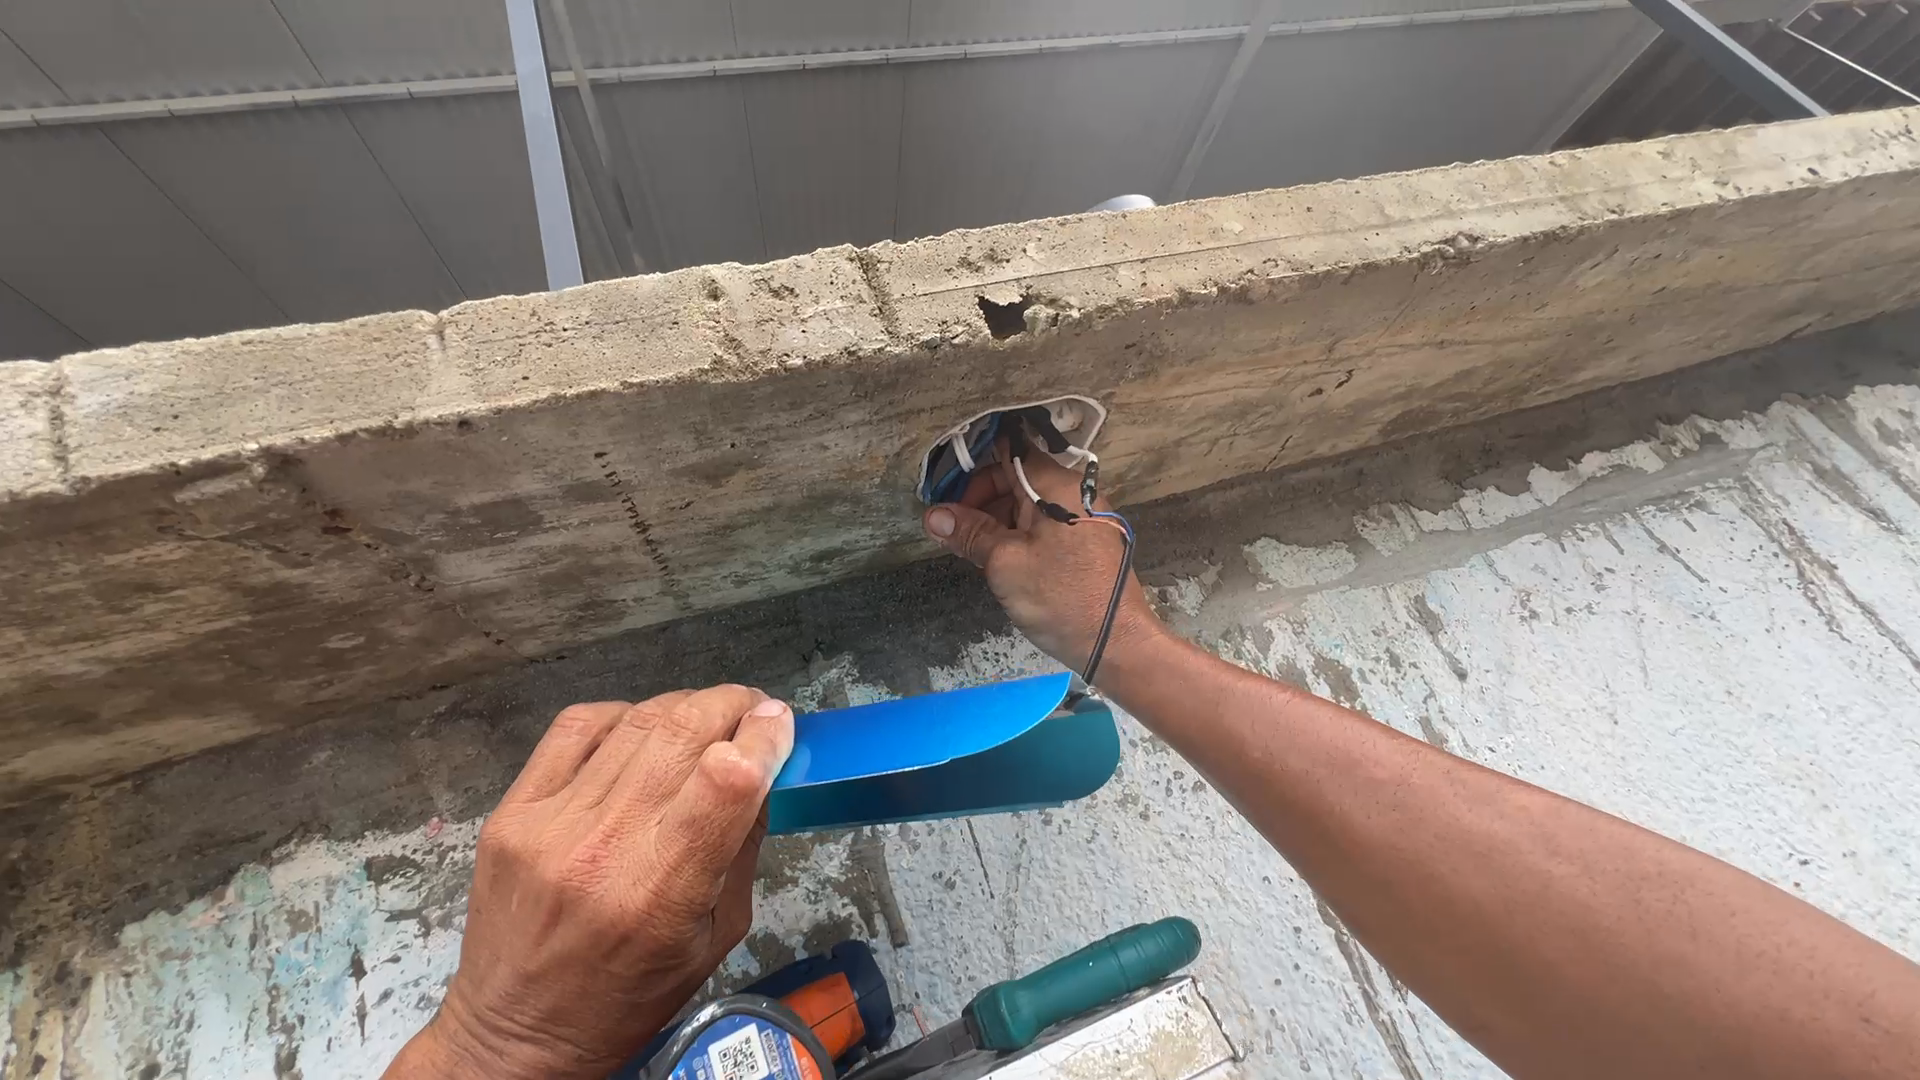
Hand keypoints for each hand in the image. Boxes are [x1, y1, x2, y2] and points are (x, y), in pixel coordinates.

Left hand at [385, 686, 793, 1079]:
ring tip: (706, 717)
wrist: (514, 1035)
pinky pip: (578, 725)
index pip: (727, 778)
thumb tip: (762, 767)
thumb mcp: (719, 934)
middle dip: (733, 703)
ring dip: (688, 705)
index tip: (780, 722)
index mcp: (664, 891)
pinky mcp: (513, 810)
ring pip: (638, 720)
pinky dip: (625, 713)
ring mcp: (552, 823)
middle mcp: (606, 846)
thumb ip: (744, 844)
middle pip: (685, 731)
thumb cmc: (633, 995)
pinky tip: (643, 731)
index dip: (765, 734)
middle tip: (752, 710)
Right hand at [923, 449, 1164, 678]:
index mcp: (1058, 485)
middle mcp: (1074, 491)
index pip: (1008, 449)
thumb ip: (969, 532)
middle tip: (951, 526)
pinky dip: (1015, 532)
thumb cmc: (1061, 598)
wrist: (1116, 644)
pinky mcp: (1084, 540)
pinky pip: (1042, 523)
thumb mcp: (1005, 562)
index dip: (971, 463)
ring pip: (1027, 501)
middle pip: (1015, 474)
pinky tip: (995, 556)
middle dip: (979, 496)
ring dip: (995, 517)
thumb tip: (932, 516)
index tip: (943, 488)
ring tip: (969, 547)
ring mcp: (1082, 516)